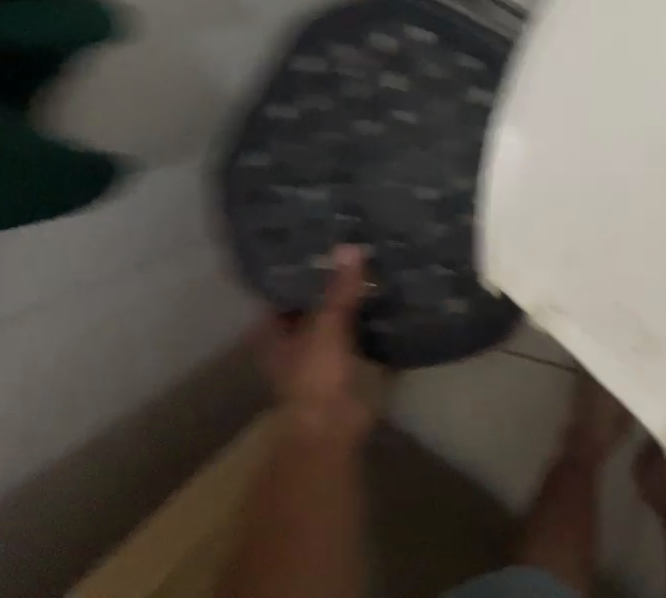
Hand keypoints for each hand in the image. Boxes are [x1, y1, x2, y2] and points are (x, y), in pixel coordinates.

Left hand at [255, 245, 376, 443]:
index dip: (301, 268)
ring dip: (355, 300)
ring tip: (378, 263)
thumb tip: (351, 247)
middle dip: (333, 282)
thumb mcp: (326, 324)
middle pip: (314, 303)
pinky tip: (391, 298)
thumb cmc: (315, 375)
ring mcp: (321, 354)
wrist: (332, 426)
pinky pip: (361, 334)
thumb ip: (339, 289)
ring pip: (339, 318)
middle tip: (358, 246)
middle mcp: (293, 341)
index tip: (323, 240)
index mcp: (274, 332)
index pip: (284, 291)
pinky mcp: (348, 365)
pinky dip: (373, 320)